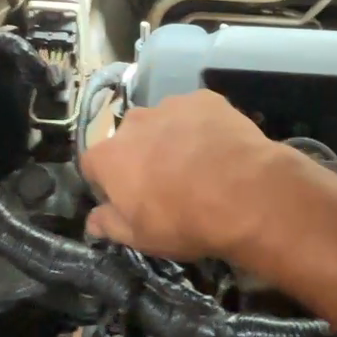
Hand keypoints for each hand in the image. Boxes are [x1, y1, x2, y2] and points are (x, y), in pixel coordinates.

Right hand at [79, 89, 301, 261]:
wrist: (243, 192)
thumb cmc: (184, 220)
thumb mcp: (140, 237)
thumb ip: (109, 224)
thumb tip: (92, 219)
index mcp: (110, 156)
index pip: (93, 165)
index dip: (107, 182)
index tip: (127, 199)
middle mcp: (134, 122)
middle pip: (130, 139)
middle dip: (141, 156)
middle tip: (166, 182)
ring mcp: (171, 105)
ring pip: (163, 122)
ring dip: (172, 138)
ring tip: (198, 165)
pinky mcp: (205, 98)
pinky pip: (195, 112)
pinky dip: (202, 127)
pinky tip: (219, 148)